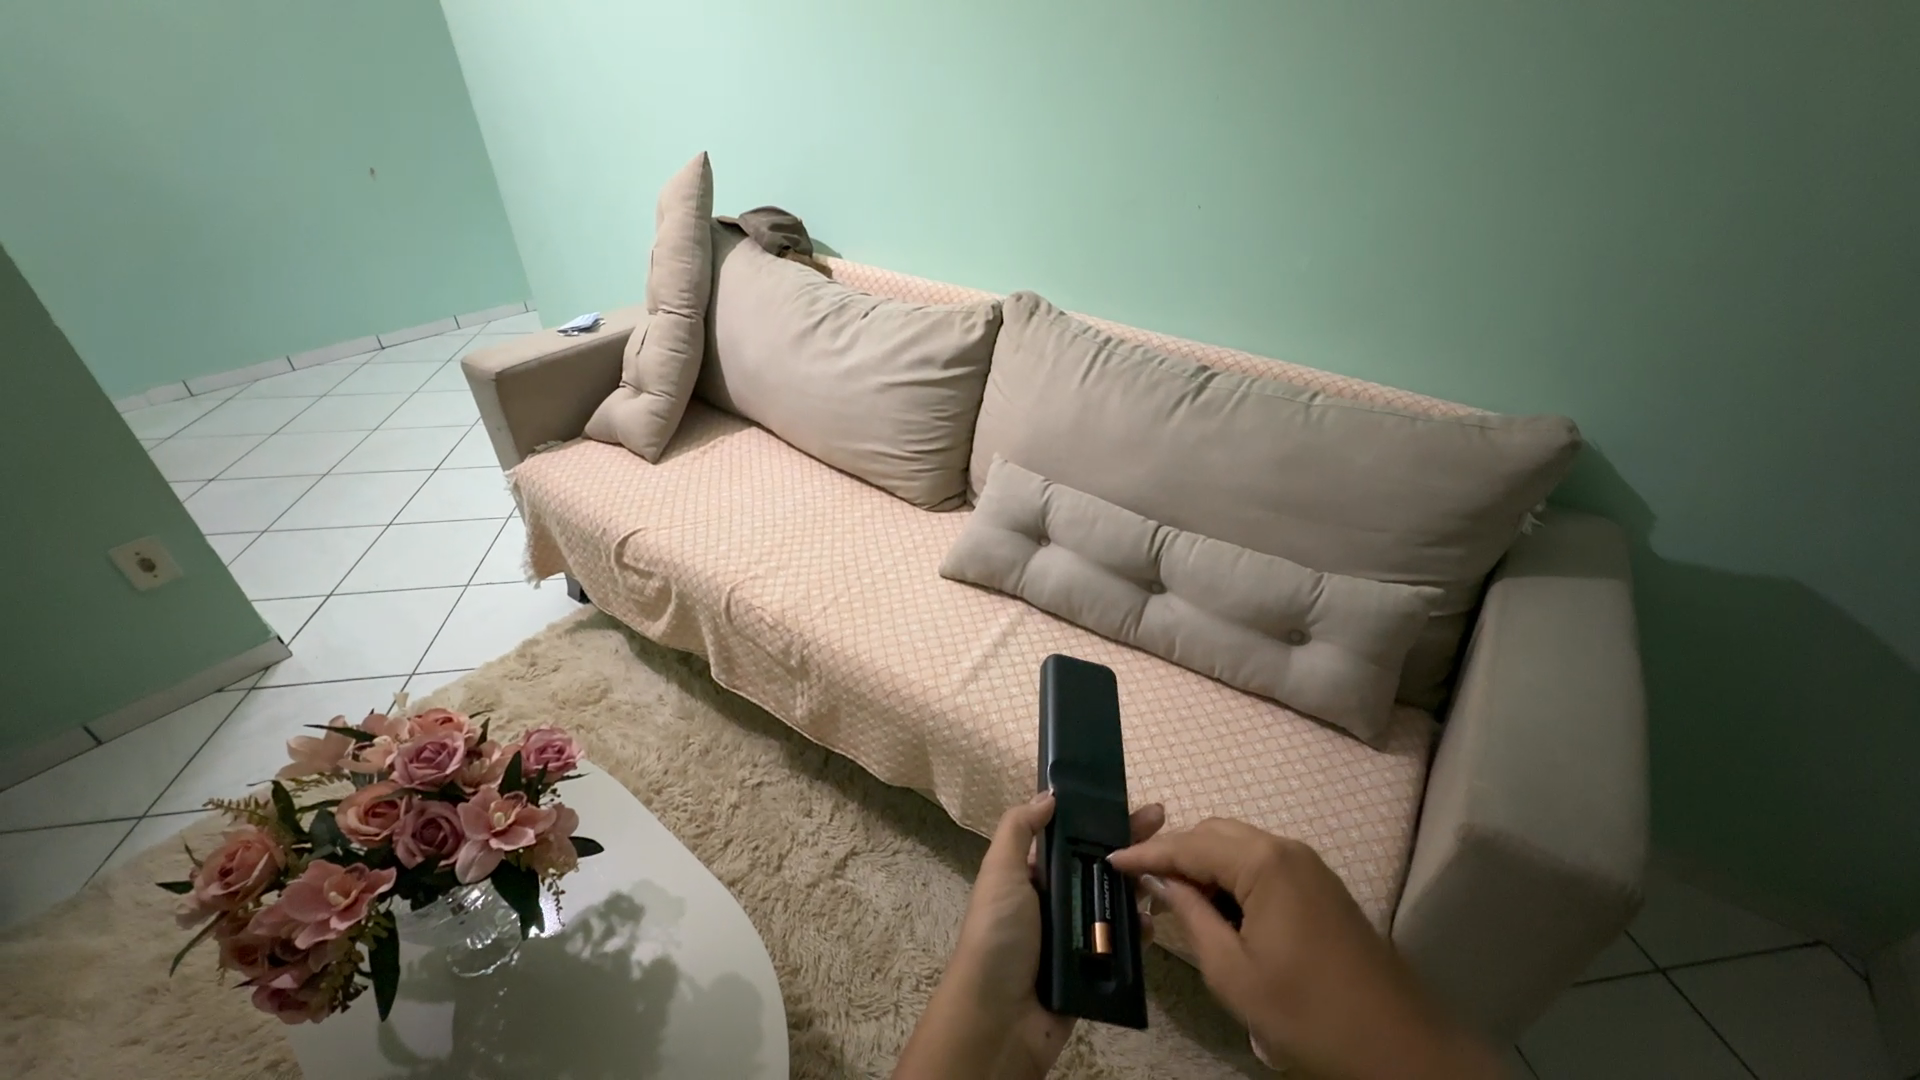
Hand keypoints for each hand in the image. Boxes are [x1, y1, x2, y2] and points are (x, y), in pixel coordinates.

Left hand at [893, 793, 1164, 1079]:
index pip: (1073, 838)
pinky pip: (1122, 944)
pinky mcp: (1094, 969)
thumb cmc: (999, 934)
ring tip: (1167, 871)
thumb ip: (1020, 829)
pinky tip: (1152, 921)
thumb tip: (1049, 794)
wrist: (999, 1018)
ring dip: (1141, 886)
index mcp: (1033, 874)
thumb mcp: (1000, 872)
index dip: (1099, 819)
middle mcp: (1056, 899)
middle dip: (1130, 845)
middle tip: (1164, 826)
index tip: (1132, 802)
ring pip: (1115, 902)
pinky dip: (1138, 932)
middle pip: (1100, 865)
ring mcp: (1077, 934)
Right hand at [1107, 819, 1500, 1079]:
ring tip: (1174, 895)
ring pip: (1239, 845)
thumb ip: (1190, 917)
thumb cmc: (1308, 1014)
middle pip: (1215, 833)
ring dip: (1204, 862)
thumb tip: (1162, 883)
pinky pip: (1262, 863)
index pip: (1189, 844)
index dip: (1146, 852)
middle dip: (1175, 851)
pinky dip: (1231, 874)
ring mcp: (1308, 865)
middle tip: (1141, 881)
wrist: (1402, 1050)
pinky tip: (1217, 905)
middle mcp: (1286, 849)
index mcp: (1263, 863)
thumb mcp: (1232, 973)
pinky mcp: (1321, 886)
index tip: (1110, 860)